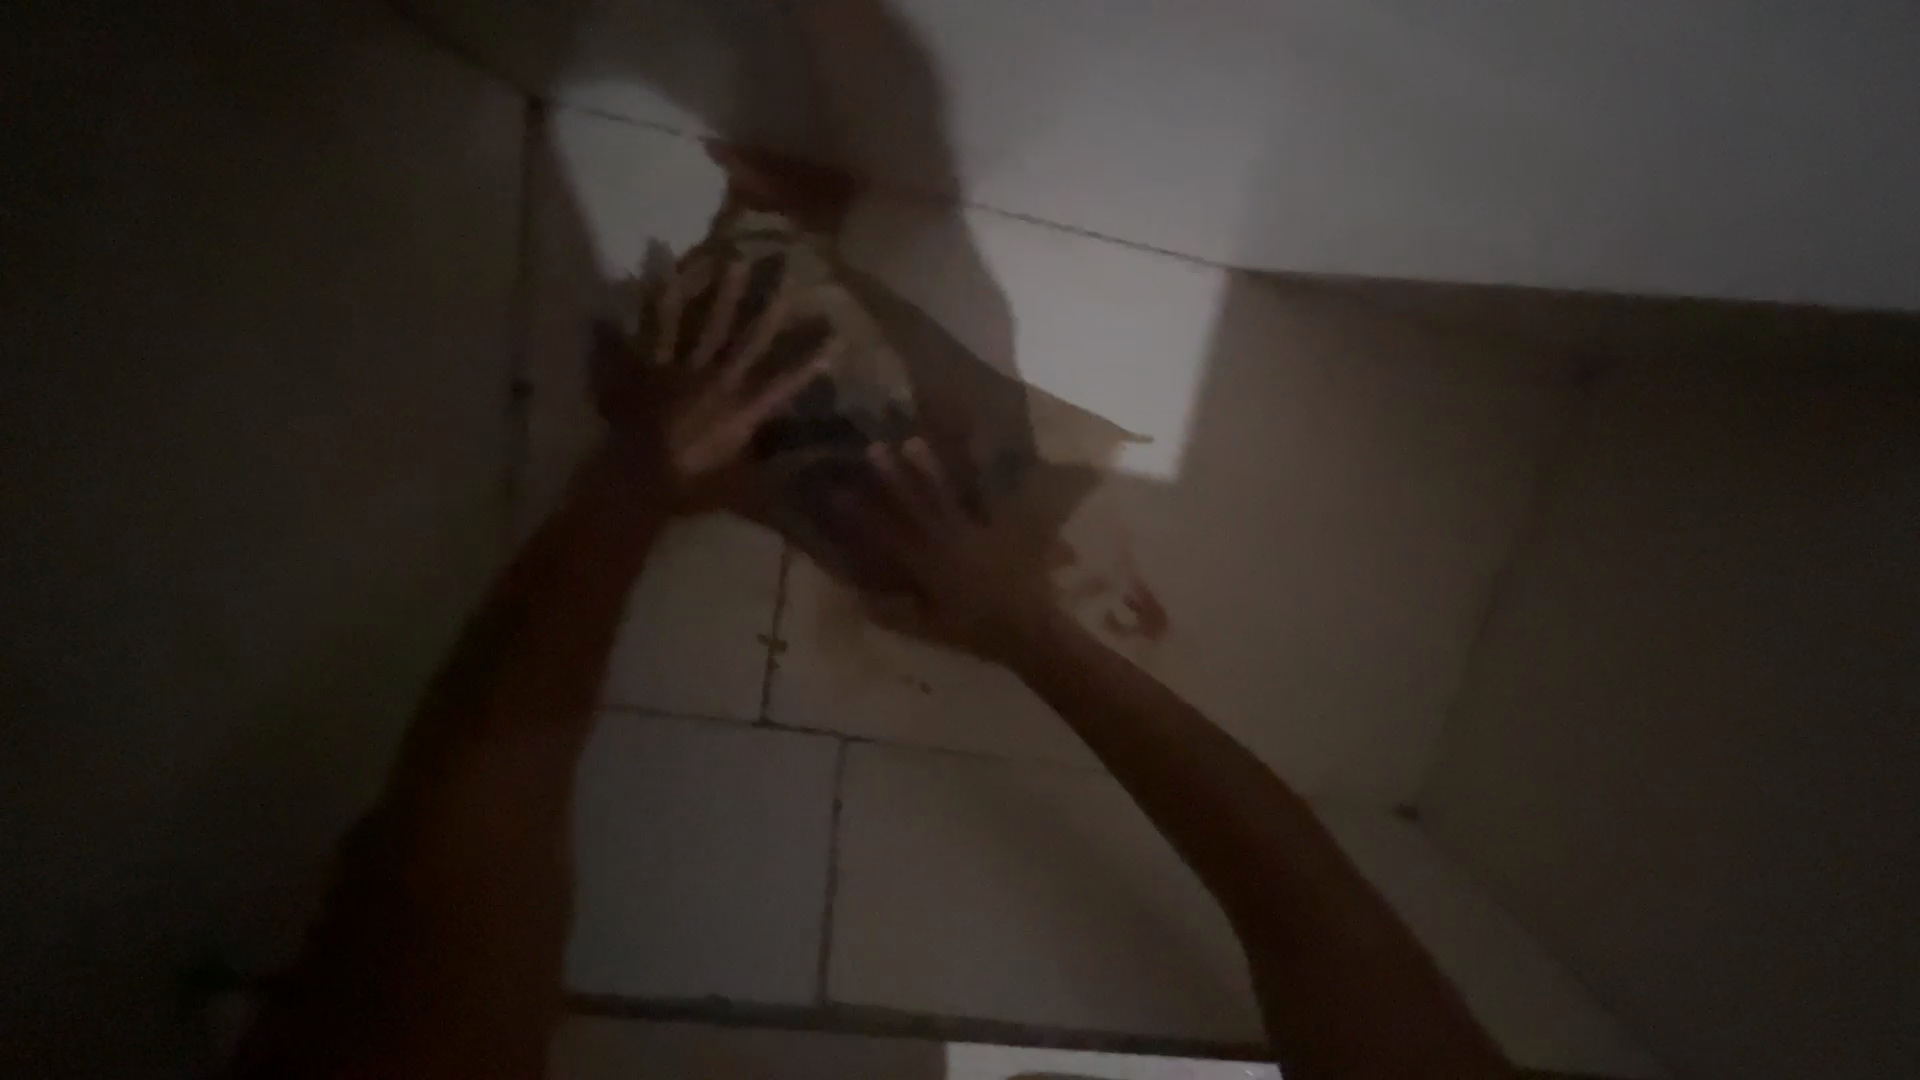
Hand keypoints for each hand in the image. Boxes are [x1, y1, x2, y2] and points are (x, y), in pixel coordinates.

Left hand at [593, 258, 838, 510]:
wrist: (638, 481)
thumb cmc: (694, 487)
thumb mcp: (744, 489)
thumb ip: (778, 478)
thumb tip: (815, 476)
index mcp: (744, 409)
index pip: (786, 380)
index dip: (812, 359)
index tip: (837, 336)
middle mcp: (719, 381)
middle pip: (748, 339)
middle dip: (770, 309)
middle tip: (787, 275)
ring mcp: (682, 370)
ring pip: (705, 324)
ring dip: (720, 294)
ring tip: (732, 262)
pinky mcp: (649, 369)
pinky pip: (653, 331)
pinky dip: (653, 305)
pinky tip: (656, 275)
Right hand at [834, 438, 1067, 661]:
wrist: (1029, 628)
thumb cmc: (975, 631)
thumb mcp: (929, 628)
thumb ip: (892, 612)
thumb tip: (856, 598)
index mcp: (927, 566)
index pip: (887, 535)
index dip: (862, 513)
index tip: (840, 491)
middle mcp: (947, 541)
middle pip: (916, 504)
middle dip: (894, 476)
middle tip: (875, 447)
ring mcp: (976, 530)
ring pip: (948, 495)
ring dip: (930, 468)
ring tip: (914, 442)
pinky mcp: (1001, 528)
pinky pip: (988, 497)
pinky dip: (981, 475)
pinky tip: (977, 451)